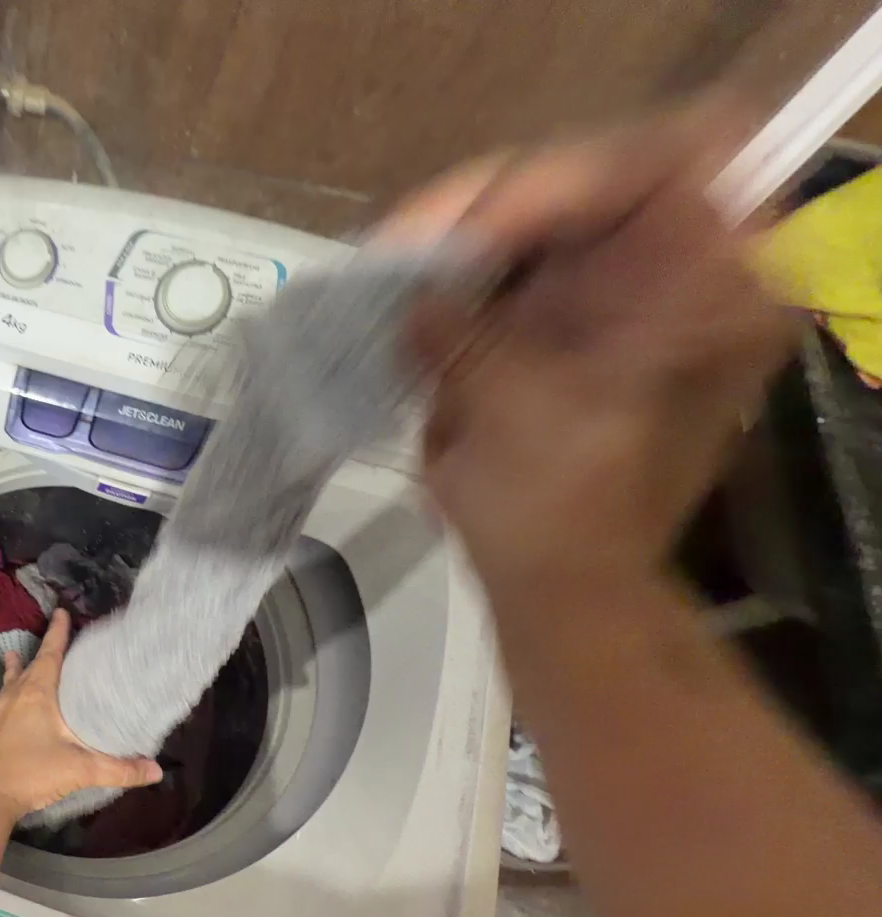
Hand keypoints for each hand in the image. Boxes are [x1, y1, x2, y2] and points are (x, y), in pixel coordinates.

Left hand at [0, 609, 162, 821]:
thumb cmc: (32, 773)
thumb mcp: (80, 771)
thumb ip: (119, 769)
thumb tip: (157, 770)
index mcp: (37, 694)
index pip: (50, 655)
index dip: (58, 633)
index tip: (61, 612)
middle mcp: (14, 696)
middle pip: (28, 666)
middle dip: (40, 651)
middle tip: (49, 638)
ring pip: (7, 683)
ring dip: (14, 671)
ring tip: (14, 658)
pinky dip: (2, 700)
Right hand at [387, 105, 795, 590]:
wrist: (553, 576)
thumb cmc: (562, 511)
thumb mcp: (524, 419)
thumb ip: (469, 346)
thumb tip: (413, 301)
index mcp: (707, 289)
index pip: (670, 162)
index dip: (569, 178)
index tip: (473, 233)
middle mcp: (664, 273)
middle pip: (587, 181)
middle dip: (487, 203)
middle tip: (402, 241)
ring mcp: (602, 296)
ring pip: (532, 221)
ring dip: (455, 235)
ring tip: (387, 260)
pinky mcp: (547, 324)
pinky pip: (497, 271)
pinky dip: (444, 276)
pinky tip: (397, 290)